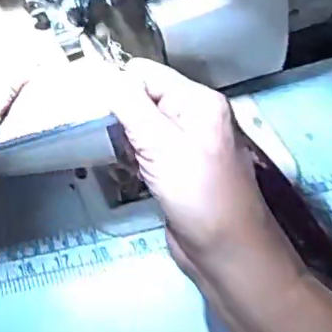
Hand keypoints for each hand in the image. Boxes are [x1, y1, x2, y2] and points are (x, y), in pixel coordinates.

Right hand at [105, 58, 305, 302]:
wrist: (230, 259)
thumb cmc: (198, 196)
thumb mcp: (159, 143)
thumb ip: (128, 103)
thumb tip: (101, 74)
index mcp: (197, 99)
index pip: (143, 72)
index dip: (120, 90)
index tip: (106, 116)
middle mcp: (194, 113)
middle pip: (140, 94)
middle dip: (122, 115)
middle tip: (120, 142)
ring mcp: (187, 140)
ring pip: (139, 120)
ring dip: (126, 137)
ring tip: (129, 159)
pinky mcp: (179, 164)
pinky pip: (146, 144)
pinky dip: (134, 154)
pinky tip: (134, 170)